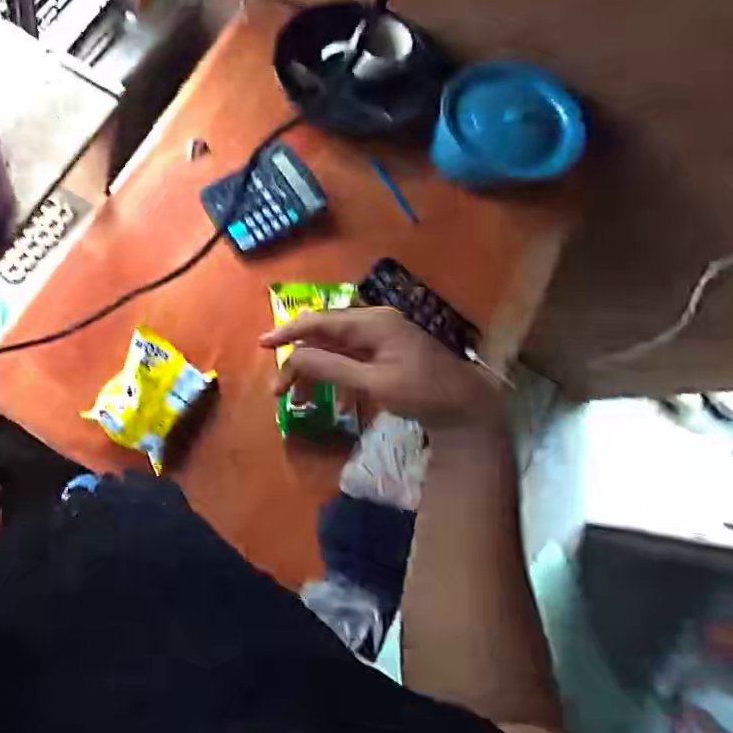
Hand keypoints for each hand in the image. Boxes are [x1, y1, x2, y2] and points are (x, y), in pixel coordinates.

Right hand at [259, 306, 503, 435]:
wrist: (470, 411)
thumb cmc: (424, 394)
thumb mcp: (373, 384)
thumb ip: (331, 367)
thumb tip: (293, 356)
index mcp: (373, 323)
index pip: (318, 321)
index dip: (287, 333)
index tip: (262, 345)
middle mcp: (374, 321)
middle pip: (321, 335)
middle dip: (298, 361)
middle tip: (279, 388)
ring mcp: (380, 335)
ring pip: (332, 347)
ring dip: (313, 371)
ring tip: (299, 399)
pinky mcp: (384, 349)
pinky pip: (347, 357)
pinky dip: (332, 375)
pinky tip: (330, 400)